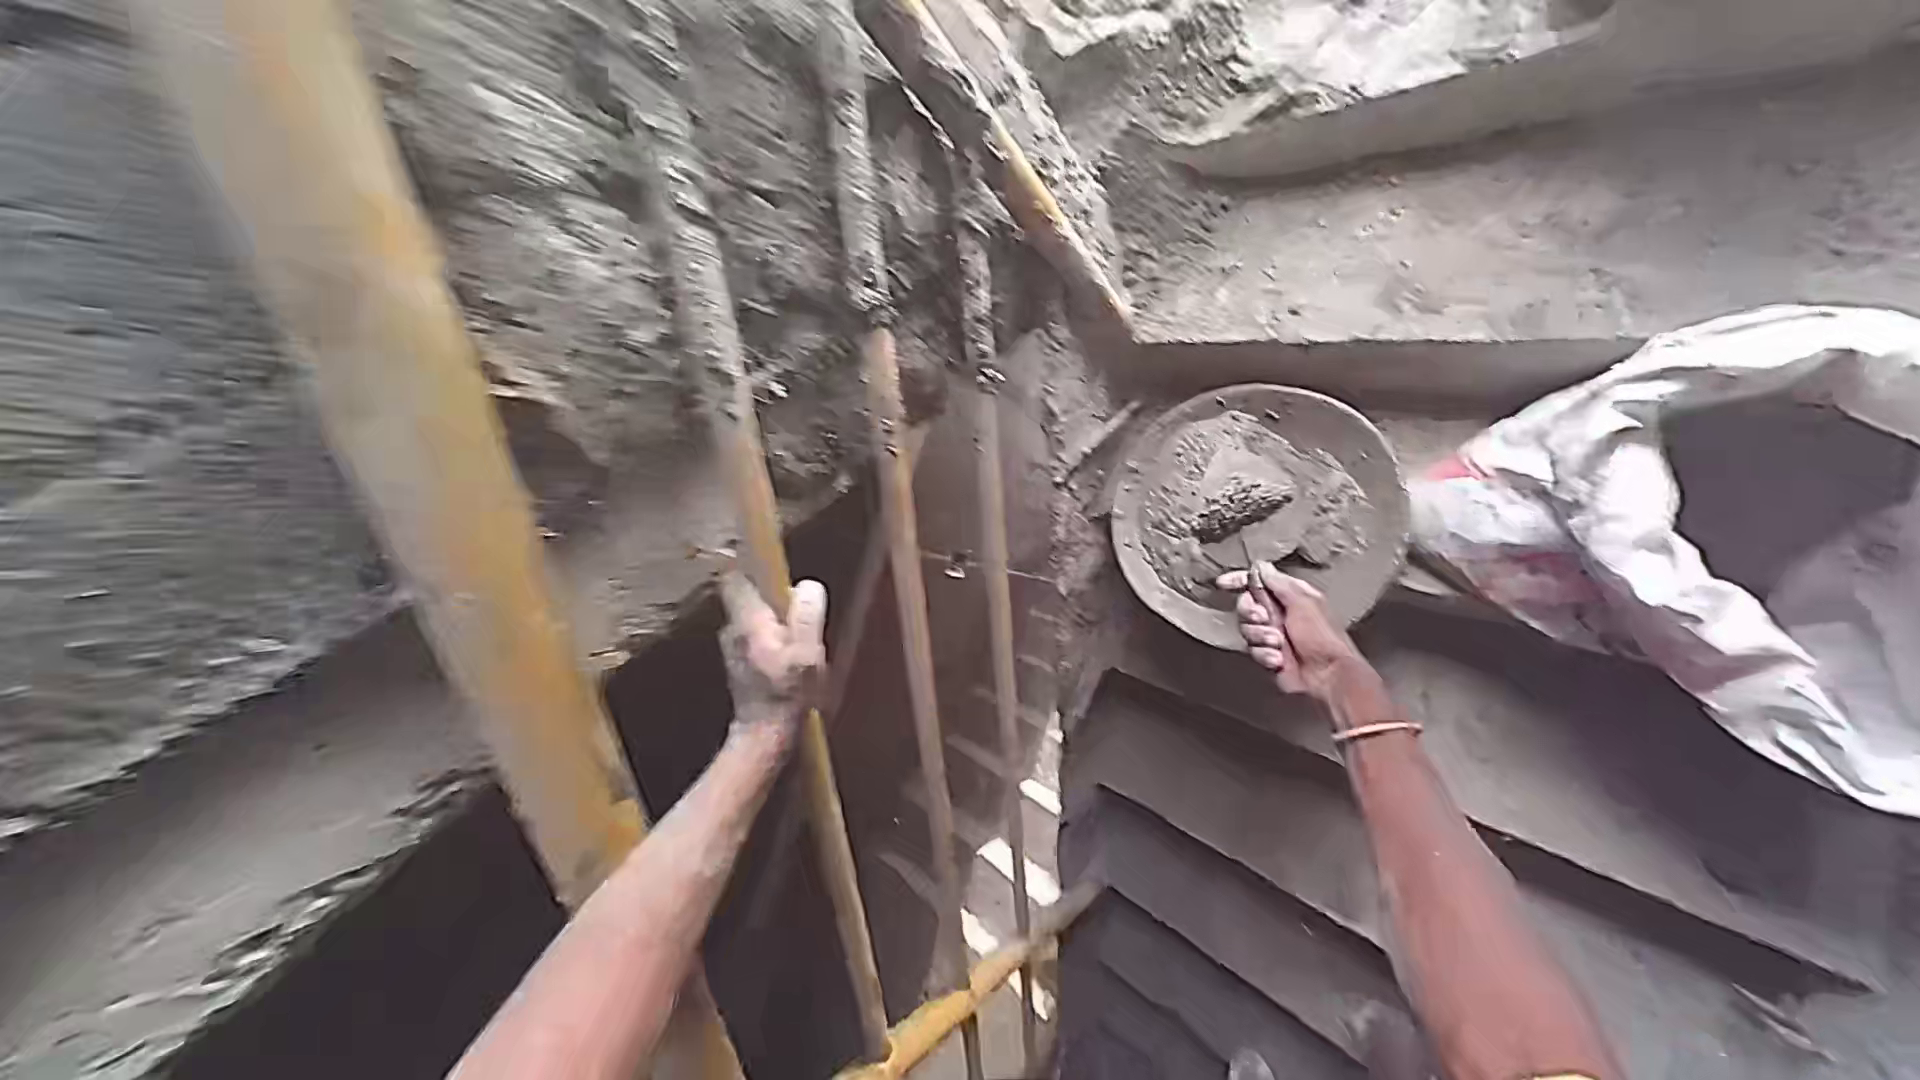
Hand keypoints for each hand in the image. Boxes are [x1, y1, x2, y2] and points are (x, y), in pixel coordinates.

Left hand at [720, 573, 826, 731]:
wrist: (764, 735)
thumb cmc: (789, 693)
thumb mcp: (808, 652)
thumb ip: (807, 615)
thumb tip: (807, 585)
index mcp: (747, 621)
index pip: (735, 579)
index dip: (754, 570)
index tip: (777, 575)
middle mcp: (732, 630)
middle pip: (747, 598)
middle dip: (772, 601)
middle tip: (800, 617)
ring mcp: (731, 649)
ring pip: (752, 620)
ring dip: (772, 624)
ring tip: (797, 643)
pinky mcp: (737, 665)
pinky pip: (753, 638)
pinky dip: (769, 642)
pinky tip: (787, 661)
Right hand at [1214, 561, 1366, 701]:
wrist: (1328, 677)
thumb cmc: (1324, 639)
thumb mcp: (1304, 602)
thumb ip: (1280, 583)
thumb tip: (1262, 567)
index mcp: (1289, 597)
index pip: (1258, 582)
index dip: (1239, 580)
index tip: (1225, 583)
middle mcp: (1279, 614)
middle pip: (1245, 605)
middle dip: (1249, 612)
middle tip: (1263, 618)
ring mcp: (1272, 635)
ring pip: (1246, 629)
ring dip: (1260, 636)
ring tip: (1278, 643)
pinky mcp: (1268, 655)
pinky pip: (1252, 650)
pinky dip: (1264, 654)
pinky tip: (1279, 659)